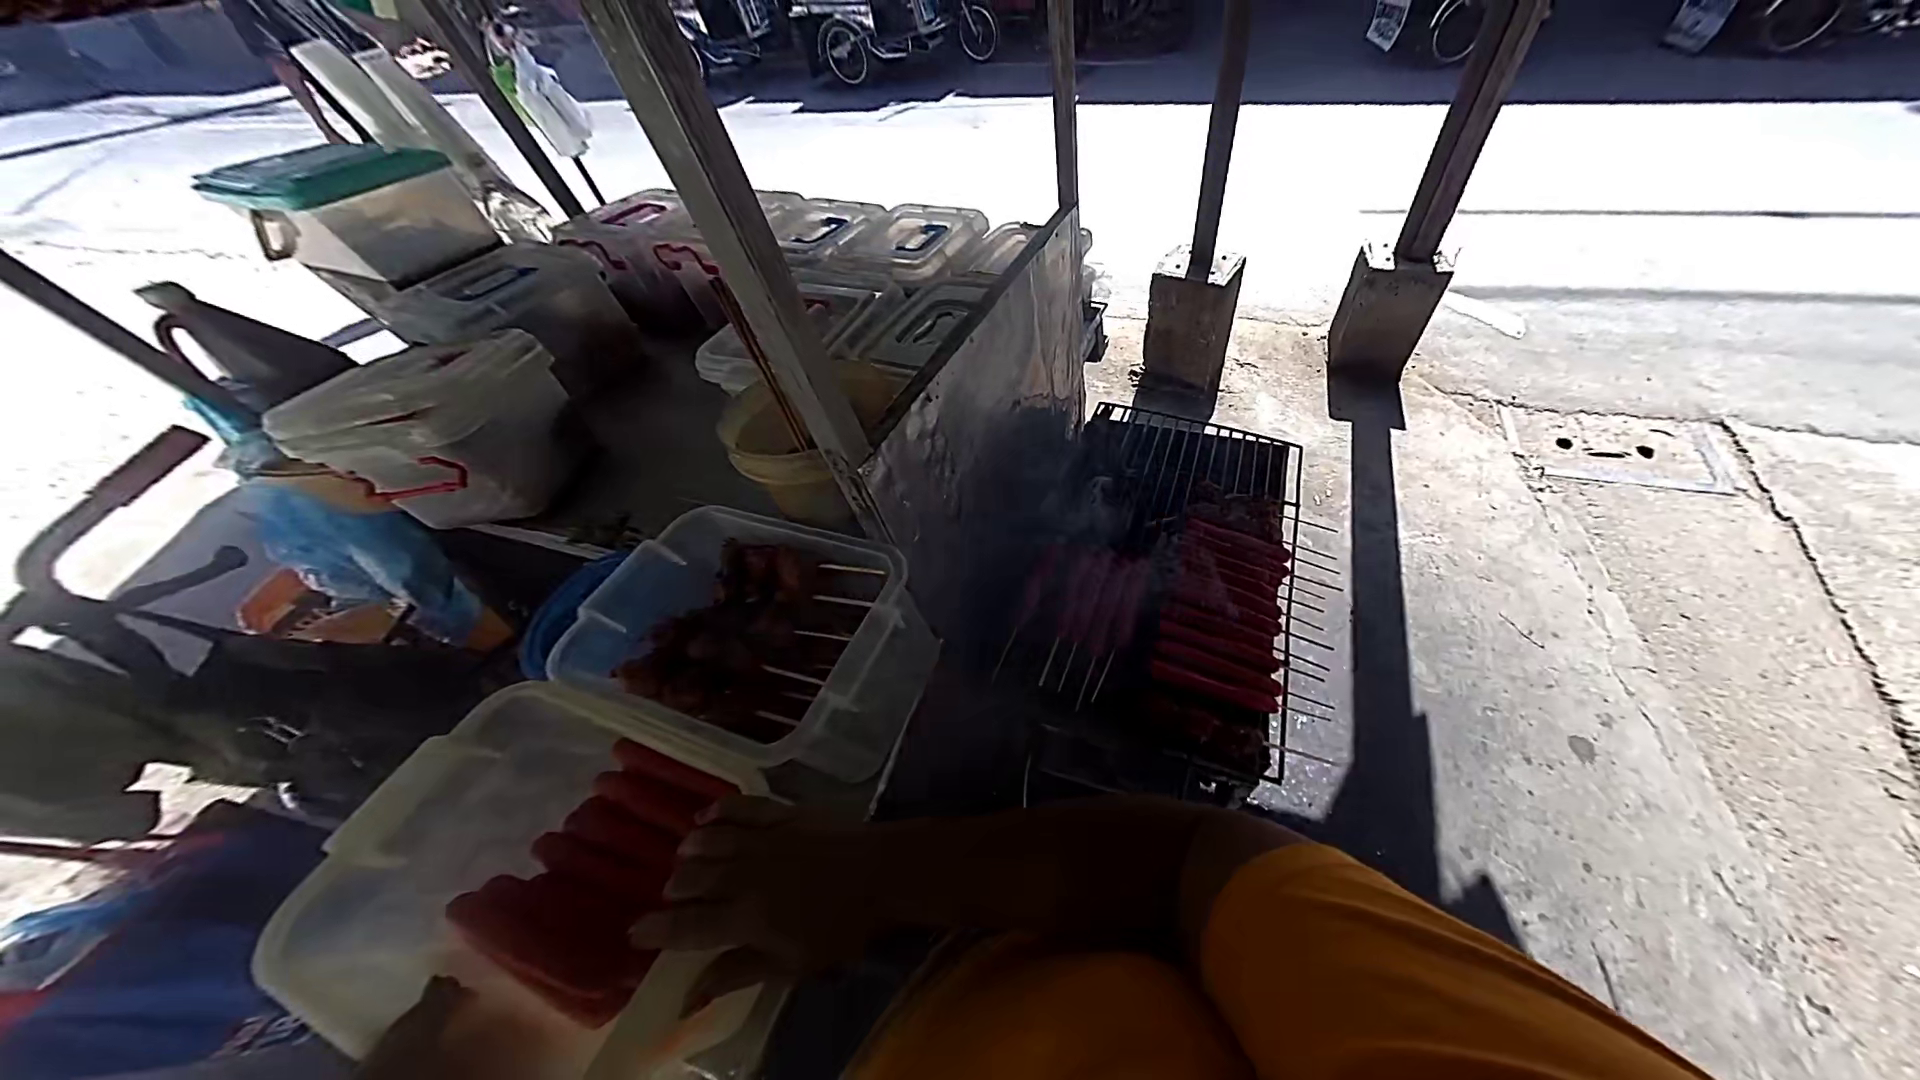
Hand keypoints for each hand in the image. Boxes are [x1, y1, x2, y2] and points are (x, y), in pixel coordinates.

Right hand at [631, 796, 890, 1007]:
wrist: (879, 872)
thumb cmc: (840, 927)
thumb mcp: (791, 965)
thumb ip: (738, 973)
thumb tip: (689, 997)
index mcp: (745, 917)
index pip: (688, 926)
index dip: (657, 930)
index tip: (634, 932)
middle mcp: (745, 875)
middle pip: (694, 878)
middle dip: (674, 888)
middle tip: (670, 895)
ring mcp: (764, 839)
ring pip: (711, 840)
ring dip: (691, 850)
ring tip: (684, 858)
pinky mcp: (783, 813)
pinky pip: (742, 806)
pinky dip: (720, 809)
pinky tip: (706, 814)